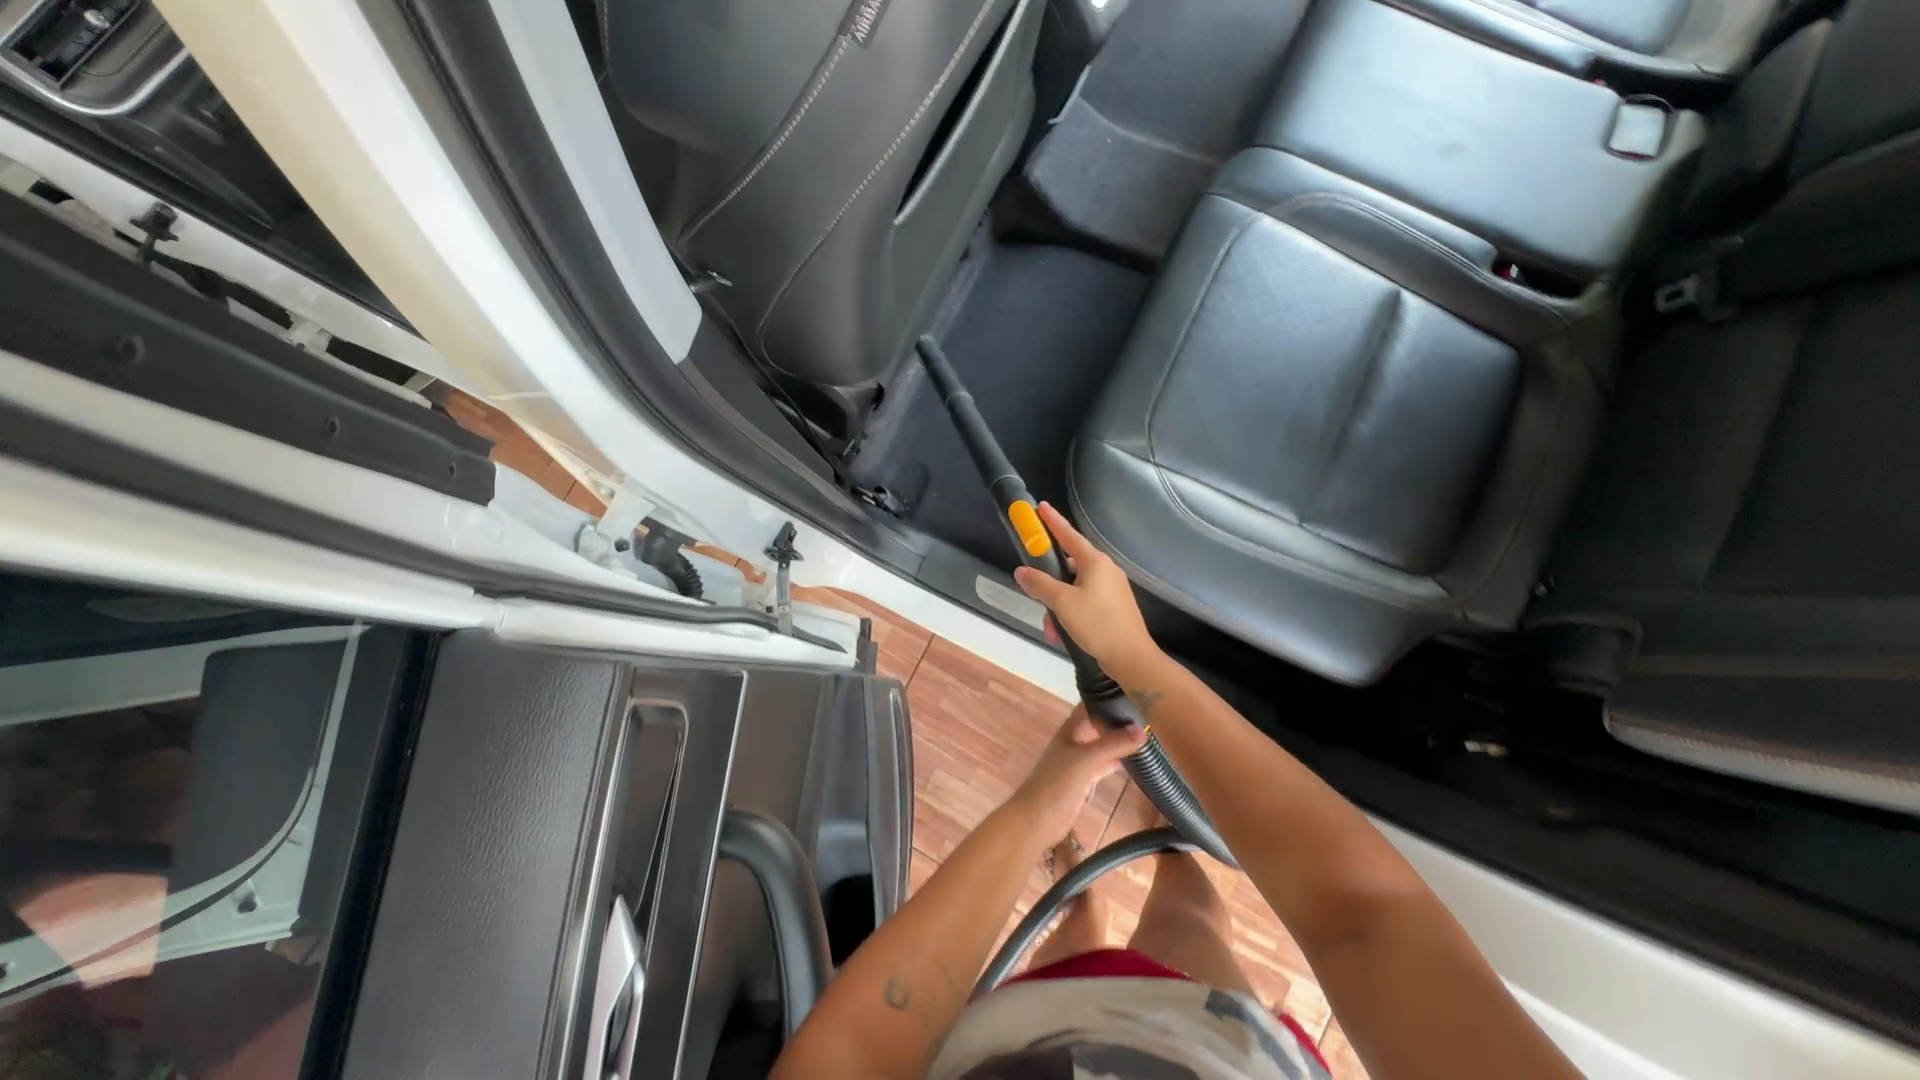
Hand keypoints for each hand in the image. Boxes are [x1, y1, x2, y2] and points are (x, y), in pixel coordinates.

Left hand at [1007, 707, 1144, 847]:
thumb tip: (1143, 731)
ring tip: (1149, 734)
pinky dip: (1117, 762)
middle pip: (1098, 725)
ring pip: (1102, 746)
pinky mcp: (1083, 781)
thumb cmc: (1057, 783)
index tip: (1136, 693)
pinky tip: (1136, 760)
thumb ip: (1112, 744)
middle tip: (1150, 714)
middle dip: (1118, 720)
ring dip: (1120, 741)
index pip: (1090, 706)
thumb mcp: (1085, 759)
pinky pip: (1103, 765)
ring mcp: (1078, 762)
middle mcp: (1074, 741)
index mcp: (1070, 730)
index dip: (1108, 698)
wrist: (1037, 819)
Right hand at [1013, 503, 1159, 671]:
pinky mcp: (1113, 608)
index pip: (1069, 535)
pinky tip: (1064, 635)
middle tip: (1036, 600)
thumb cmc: (1096, 623)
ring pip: (1074, 590)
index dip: (1052, 521)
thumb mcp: (1062, 603)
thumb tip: (1022, 571)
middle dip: (1049, 586)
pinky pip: (1084, 604)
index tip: (1040, 507)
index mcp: (1095, 562)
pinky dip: (1070, 616)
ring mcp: (1111, 590)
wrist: (1130, 657)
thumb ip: (1040, 584)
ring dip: (1058, 608)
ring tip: (1053, 630)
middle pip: (1068, 567)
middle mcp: (1105, 571)